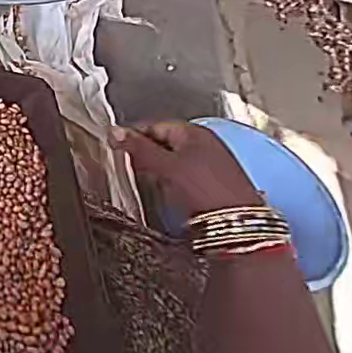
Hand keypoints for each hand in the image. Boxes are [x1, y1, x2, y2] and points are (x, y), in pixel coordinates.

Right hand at [112, 121, 261, 217]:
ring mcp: (211, 165)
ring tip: (151, 183)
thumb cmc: (205, 190)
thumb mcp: (165, 165)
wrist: (237, 226)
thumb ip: (138, 147)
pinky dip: (171, 182)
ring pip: (172, 161)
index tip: (119, 148)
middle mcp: (206, 144)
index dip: (134, 137)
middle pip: (163, 143)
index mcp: (195, 132)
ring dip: (158, 171)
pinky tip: (167, 193)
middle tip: (134, 168)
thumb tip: (114, 131)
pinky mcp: (212, 184)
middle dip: (146, 155)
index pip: (154, 126)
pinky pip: (183, 176)